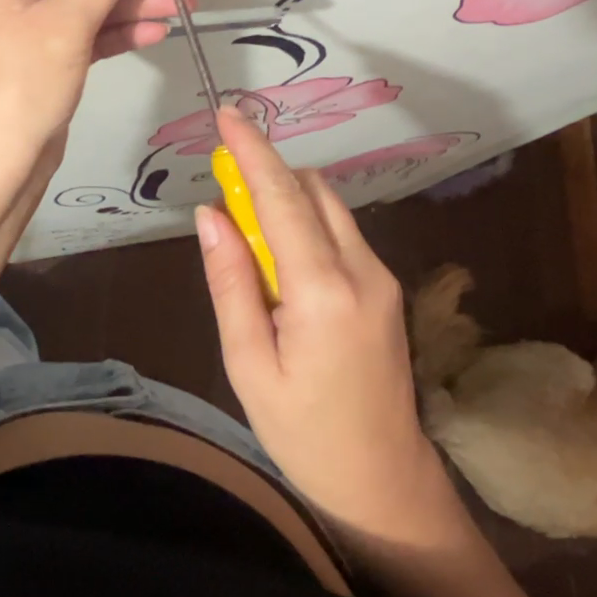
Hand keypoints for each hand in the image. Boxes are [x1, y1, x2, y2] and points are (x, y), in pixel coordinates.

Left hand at [0, 0, 196, 162]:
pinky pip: (97, 32)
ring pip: (98, 2)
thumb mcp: (69, 22)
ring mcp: (41, 26)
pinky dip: (125, 31)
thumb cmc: (26, 82)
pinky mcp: (58, 56)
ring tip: (187, 2)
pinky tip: (158, 30)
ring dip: (140, 2)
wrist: (4, 160)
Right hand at [195, 108, 441, 540]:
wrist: (385, 482)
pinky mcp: (386, 289)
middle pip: (312, 191)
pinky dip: (305, 224)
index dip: (252, 152)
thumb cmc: (303, 432)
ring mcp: (382, 278)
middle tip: (222, 185)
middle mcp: (362, 270)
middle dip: (267, 172)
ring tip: (244, 230)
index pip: (282, 198)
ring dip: (286, 198)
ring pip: (330, 207)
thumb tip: (210, 215)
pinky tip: (278, 260)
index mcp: (323, 291)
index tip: (226, 114)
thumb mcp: (248, 364)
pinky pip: (340, 233)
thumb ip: (230, 282)